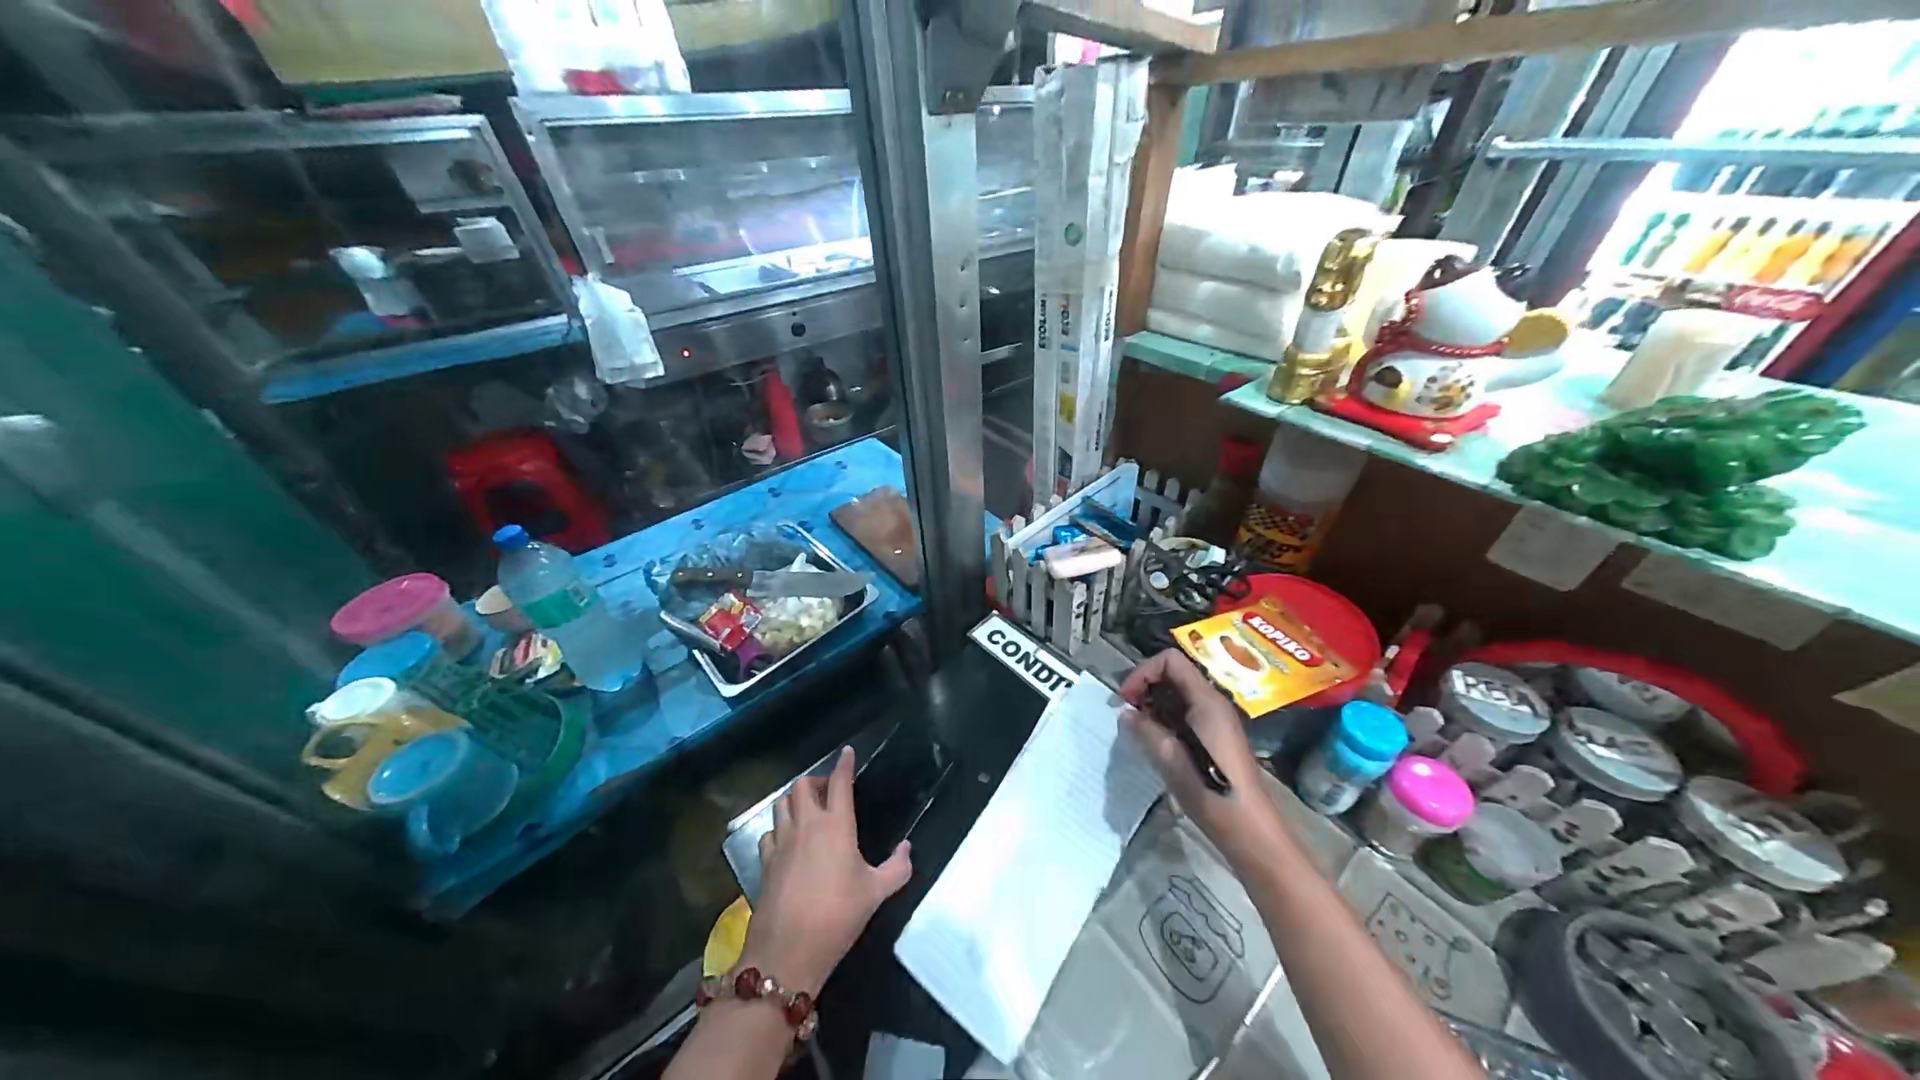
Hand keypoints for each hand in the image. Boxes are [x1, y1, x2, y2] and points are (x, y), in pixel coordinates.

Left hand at [740, 747, 911, 994]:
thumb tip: (907, 848)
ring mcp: (781, 842)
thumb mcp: (877, 893)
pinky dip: (778, 829)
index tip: (847, 752)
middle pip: (802, 786)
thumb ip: (897, 867)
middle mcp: (806, 825)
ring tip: (807, 810)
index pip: (839, 783)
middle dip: (815, 782)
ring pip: (781, 804)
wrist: (789, 950)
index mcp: (836, 825)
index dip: (843, 764)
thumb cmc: (838, 915)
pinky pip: (768, 833)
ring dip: (794, 800)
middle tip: (828, 791)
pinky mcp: (764, 862)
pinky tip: (787, 842)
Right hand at [1120, 649, 1290, 873]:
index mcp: (1206, 701)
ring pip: (1178, 694)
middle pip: (1174, 674)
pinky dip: (1164, 717)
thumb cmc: (1212, 791)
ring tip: (1137, 727)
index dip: (1143, 671)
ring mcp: (1215, 720)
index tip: (1126, 698)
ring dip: (1153, 703)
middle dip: (1145, 685)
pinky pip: (1184, 713)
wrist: (1249, 829)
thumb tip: (1126, 713)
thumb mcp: (1170, 759)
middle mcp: (1213, 703)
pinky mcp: (1214, 737)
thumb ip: (1146, 731)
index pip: (1170, 660)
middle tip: (1127, 712)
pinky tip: (1154, 740)